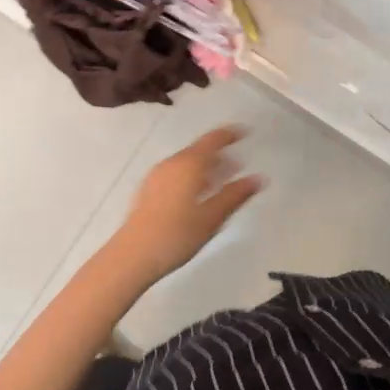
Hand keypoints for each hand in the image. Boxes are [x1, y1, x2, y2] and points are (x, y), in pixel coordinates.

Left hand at [107, 126, 264, 283]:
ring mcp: (156, 176)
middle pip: (199, 151)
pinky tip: (196, 197)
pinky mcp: (148, 189)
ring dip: (206, 168)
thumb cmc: (176, 235)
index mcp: (189, 164)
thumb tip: (258, 178)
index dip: (231, 134)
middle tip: (238, 168)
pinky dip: (191, 177)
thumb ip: (235, 195)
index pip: (213, 140)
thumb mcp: (212, 217)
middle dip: (220, 156)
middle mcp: (172, 163)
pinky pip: (176, 173)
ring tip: (220, 184)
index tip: (246, 133)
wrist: (132, 256)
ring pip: (187, 163)